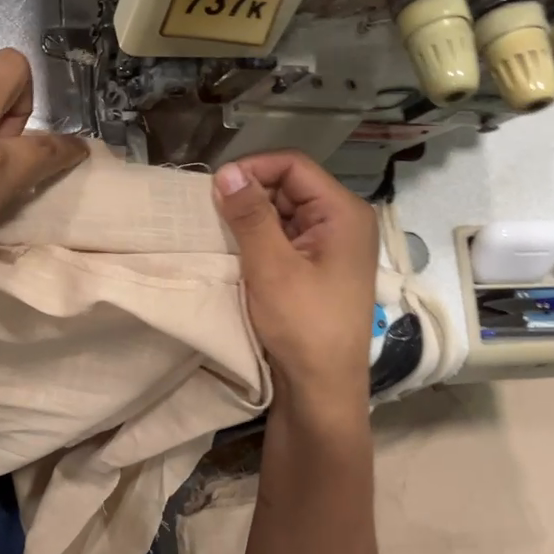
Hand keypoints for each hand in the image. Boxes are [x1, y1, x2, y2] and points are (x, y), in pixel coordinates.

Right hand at [212, 151, 378, 402]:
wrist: (321, 388)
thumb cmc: (302, 325)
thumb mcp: (271, 266)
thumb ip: (249, 215)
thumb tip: (226, 172)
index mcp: (343, 213)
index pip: (293, 165)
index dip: (252, 169)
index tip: (213, 190)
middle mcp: (342, 223)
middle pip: (289, 186)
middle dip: (249, 195)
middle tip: (210, 215)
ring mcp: (330, 248)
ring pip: (283, 214)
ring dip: (250, 220)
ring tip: (218, 235)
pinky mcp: (317, 270)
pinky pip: (284, 239)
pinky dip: (258, 241)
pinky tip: (235, 255)